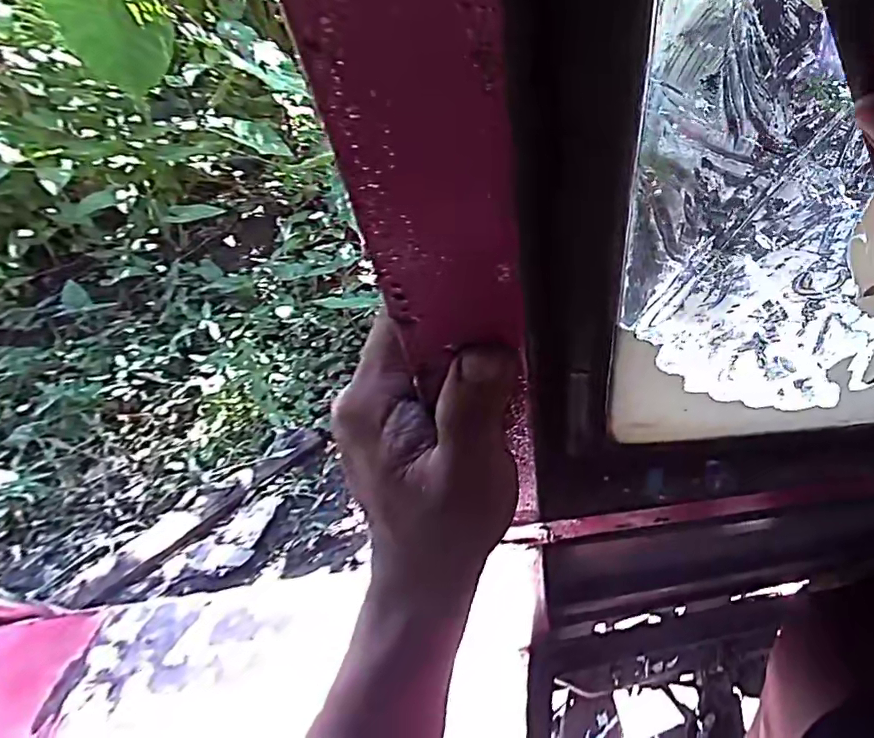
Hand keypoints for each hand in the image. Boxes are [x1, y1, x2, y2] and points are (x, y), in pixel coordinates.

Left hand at [330, 312, 518, 587]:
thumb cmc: (445, 531)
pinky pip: (437, 370)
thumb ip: (472, 405)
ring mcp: (381, 405)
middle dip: (468, 329)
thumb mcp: (467, 469)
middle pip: (420, 327)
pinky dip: (468, 372)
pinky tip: (491, 393)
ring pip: (433, 348)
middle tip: (508, 346)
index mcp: (369, 400)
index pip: (401, 316)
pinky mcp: (401, 415)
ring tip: (503, 376)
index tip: (492, 296)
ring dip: (472, 352)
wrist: (428, 578)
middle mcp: (365, 395)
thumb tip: (488, 348)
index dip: (448, 298)